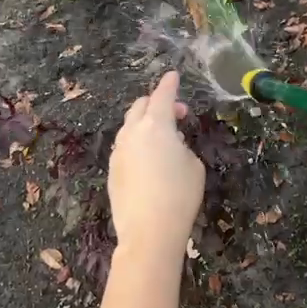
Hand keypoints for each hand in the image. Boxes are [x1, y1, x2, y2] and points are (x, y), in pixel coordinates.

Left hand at [109, 72, 203, 256]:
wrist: (149, 231)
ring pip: (130, 128)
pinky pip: (126, 148)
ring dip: (146, 125)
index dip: (170, 84)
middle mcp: (132, 134)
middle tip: (177, 114)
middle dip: (157, 104)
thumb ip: (182, 147)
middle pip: (140, 107)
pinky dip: (138, 145)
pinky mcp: (113, 172)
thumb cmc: (180, 196)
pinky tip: (150, 162)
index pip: (162, 96)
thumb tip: (171, 145)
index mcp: (155, 126)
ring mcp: (119, 153)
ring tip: (164, 139)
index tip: (173, 76)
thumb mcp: (194, 166)